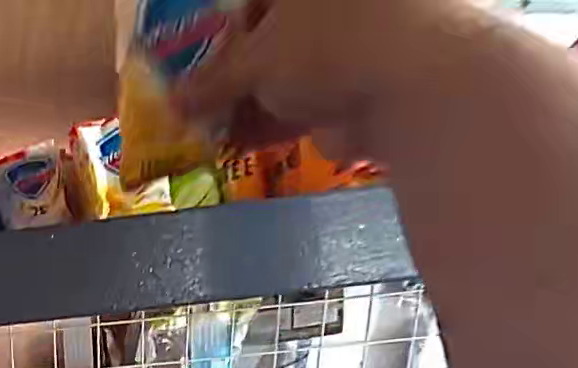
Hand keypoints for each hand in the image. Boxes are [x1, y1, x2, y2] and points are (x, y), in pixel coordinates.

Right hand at [170, 0, 497, 155]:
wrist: (405, 89)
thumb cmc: (329, 43)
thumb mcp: (255, 61)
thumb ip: (210, 82)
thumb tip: (172, 102)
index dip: (217, 20)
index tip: (186, 47)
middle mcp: (331, 5)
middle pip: (263, 32)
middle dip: (223, 66)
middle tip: (186, 92)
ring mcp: (343, 43)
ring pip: (277, 71)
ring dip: (237, 101)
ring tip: (197, 127)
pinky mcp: (348, 85)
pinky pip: (295, 102)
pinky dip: (262, 124)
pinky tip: (227, 145)